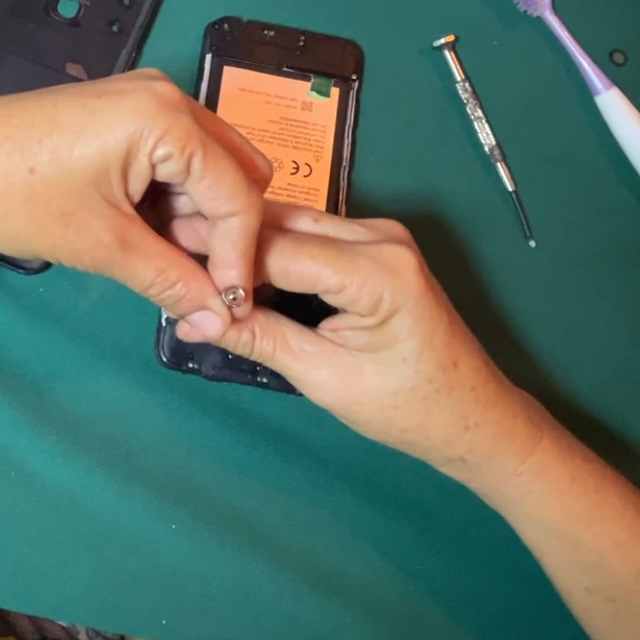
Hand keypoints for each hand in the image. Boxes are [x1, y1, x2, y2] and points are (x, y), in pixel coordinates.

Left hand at [0, 71, 272, 334]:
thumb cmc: (15, 195)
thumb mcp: (102, 245)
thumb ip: (173, 280)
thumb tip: (219, 319)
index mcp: (168, 115)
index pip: (238, 193)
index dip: (241, 257)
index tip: (229, 307)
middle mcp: (162, 94)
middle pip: (229, 172)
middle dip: (220, 231)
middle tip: (191, 277)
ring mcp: (136, 99)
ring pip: (200, 168)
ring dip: (193, 218)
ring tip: (156, 258)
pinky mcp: (113, 114)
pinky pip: (167, 159)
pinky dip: (166, 199)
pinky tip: (139, 231)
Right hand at [168, 205, 554, 484]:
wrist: (473, 416)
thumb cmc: (406, 408)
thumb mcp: (323, 377)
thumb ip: (257, 337)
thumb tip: (190, 320)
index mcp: (376, 269)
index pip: (276, 250)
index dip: (219, 256)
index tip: (166, 259)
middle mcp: (379, 235)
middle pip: (280, 224)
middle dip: (225, 240)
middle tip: (168, 249)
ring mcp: (379, 235)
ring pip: (291, 223)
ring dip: (244, 241)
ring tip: (191, 255)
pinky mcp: (373, 245)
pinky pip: (308, 235)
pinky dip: (270, 249)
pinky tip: (235, 263)